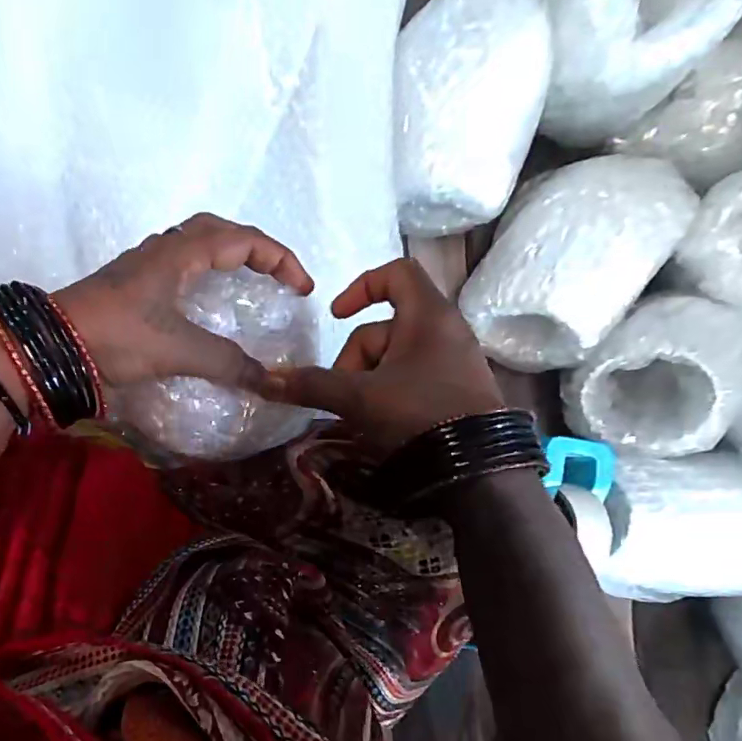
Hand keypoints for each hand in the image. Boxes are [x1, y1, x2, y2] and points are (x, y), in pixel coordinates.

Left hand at [54, 213, 314, 388]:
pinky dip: (199, 278)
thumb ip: (226, 363)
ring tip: (243, 286)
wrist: (53, 345)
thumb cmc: (118, 336)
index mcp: (180, 252)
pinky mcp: (128, 288)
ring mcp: (141, 267)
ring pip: (192, 247)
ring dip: (223, 258)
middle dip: (254, 249)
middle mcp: (162, 250)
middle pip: (219, 231)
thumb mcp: (178, 349)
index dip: (280, 258)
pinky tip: (199, 307)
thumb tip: (269, 382)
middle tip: (275, 277)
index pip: (244, 239)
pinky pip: (175, 269)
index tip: (302, 288)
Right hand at [256, 257, 504, 450]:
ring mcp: (453, 362)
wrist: (475, 466)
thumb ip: (312, 386)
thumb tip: (266, 380)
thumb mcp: (358, 398)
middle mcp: (445, 330)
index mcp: (427, 316)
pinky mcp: (456, 390)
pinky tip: (379, 422)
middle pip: (383, 328)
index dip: (360, 288)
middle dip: (354, 360)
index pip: (395, 273)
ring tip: (360, 415)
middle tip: (344, 394)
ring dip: (367, 381)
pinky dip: (388, 393)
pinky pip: (411, 378)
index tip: (334, 316)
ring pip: (394, 358)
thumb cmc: (418, 414)